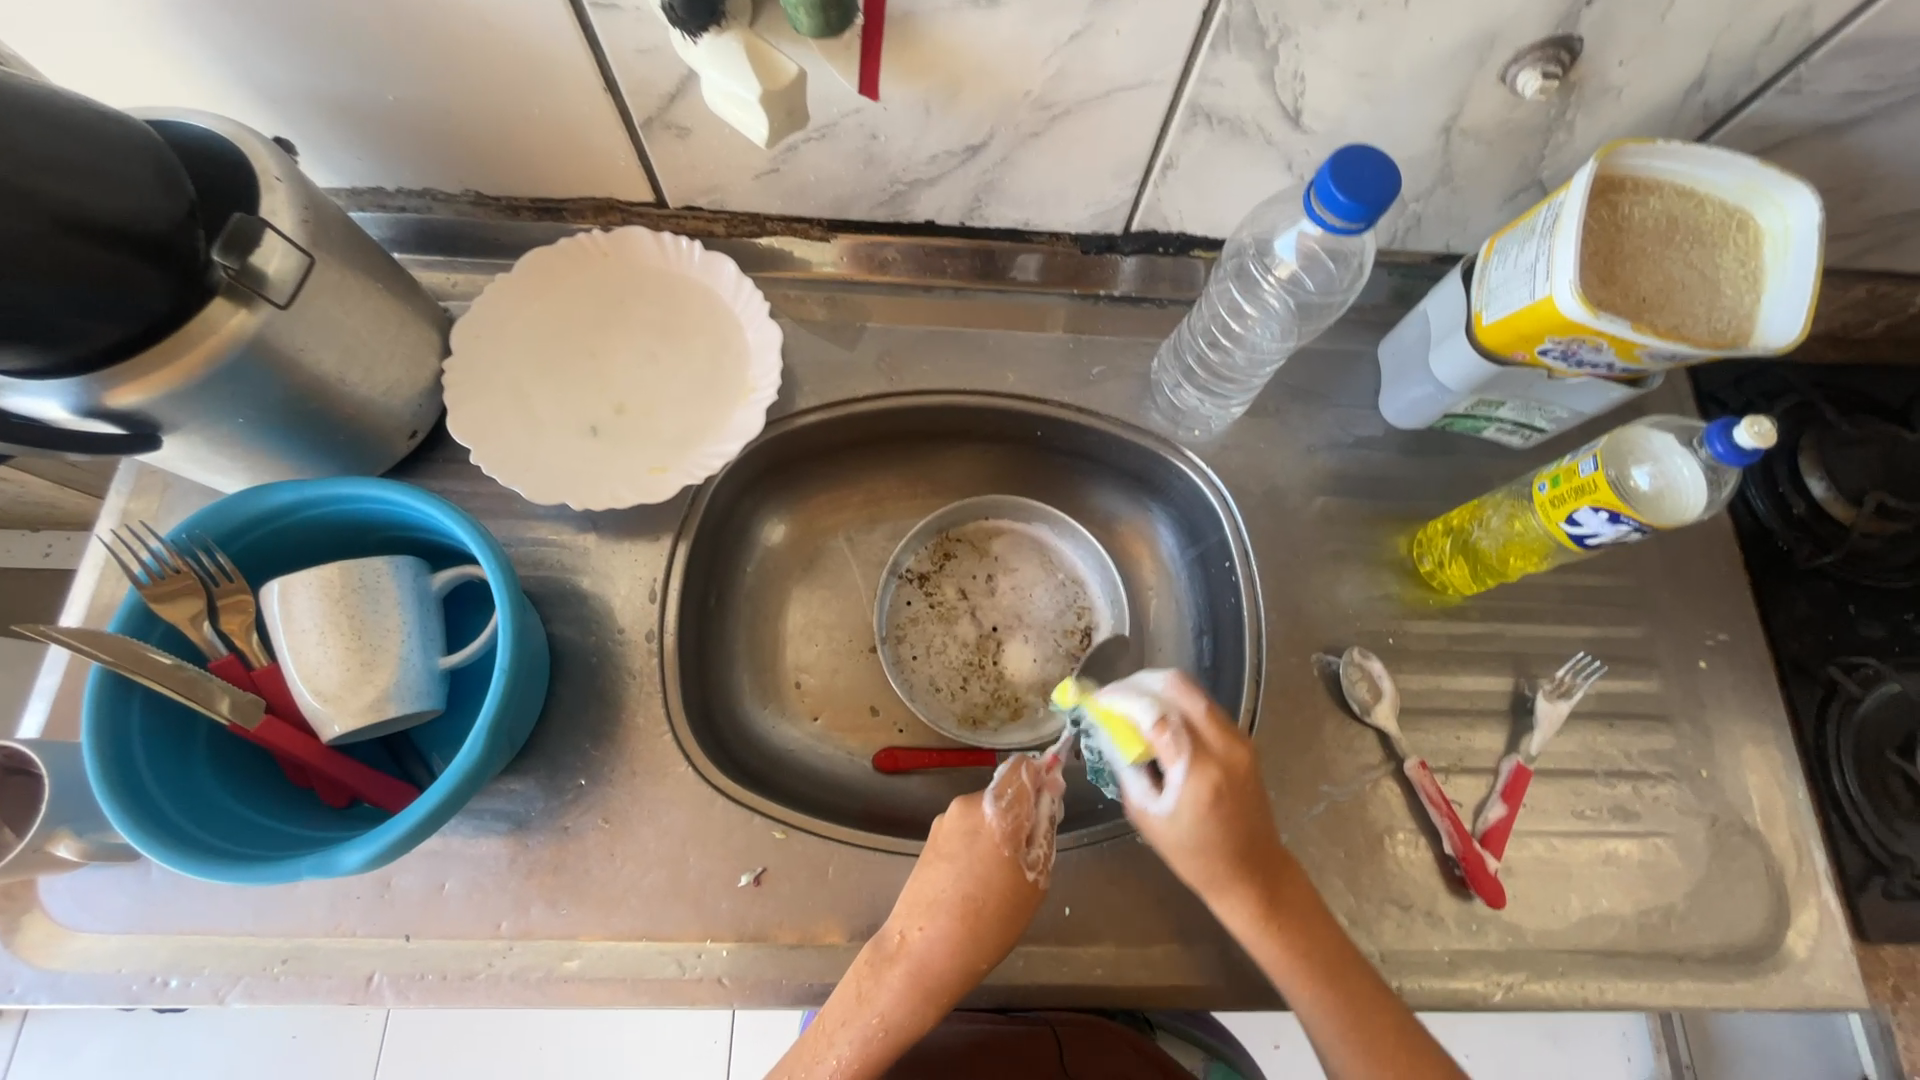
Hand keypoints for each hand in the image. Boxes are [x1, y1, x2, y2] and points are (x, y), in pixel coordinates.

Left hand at [881, 755, 1060, 988]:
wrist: (923, 952)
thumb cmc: (990, 920)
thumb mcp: (1035, 879)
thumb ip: (1043, 830)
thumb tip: (1048, 793)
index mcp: (999, 807)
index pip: (1024, 766)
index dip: (1041, 778)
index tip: (1048, 806)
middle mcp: (969, 803)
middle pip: (1005, 792)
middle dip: (1021, 814)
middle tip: (1028, 857)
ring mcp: (946, 820)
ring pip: (985, 812)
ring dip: (999, 832)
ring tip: (1000, 879)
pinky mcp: (931, 838)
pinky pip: (966, 830)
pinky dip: (978, 846)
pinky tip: (976, 883)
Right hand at [1119, 670, 1289, 914]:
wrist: (1254, 872)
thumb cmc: (1195, 856)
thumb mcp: (1147, 816)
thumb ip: (1126, 766)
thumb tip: (1105, 728)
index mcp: (1198, 770)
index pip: (1155, 712)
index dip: (1121, 699)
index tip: (1096, 701)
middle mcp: (1223, 745)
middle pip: (1177, 685)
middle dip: (1137, 683)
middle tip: (1112, 698)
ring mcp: (1237, 738)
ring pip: (1191, 690)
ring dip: (1155, 689)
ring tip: (1128, 706)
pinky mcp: (1242, 739)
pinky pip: (1202, 704)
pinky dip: (1174, 702)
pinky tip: (1154, 719)